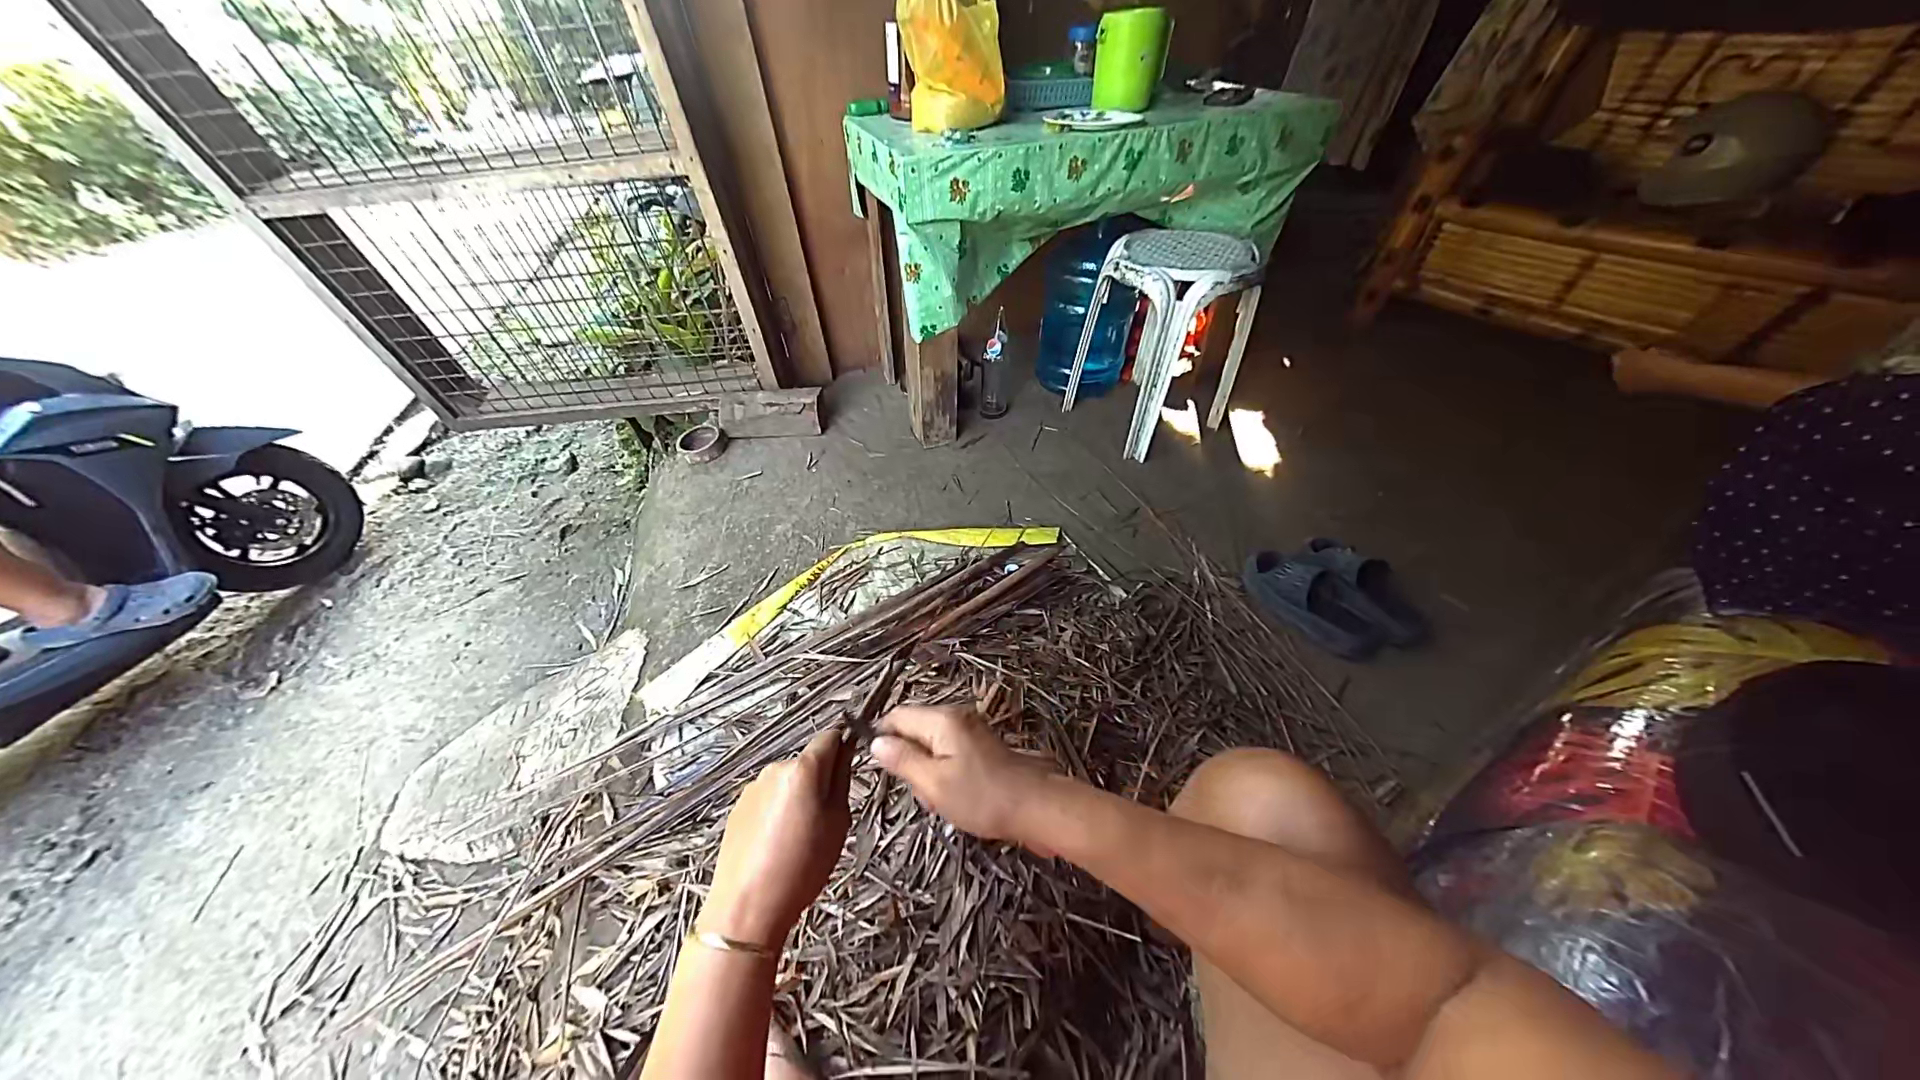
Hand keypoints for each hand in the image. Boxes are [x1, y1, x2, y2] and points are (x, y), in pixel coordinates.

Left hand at [699, 729, 851, 947]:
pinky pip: (769, 799)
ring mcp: (753, 789)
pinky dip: (778, 813)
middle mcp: (775, 770)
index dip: (844, 747)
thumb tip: (845, 755)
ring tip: (803, 837)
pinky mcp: (739, 808)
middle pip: (809, 761)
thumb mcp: (838, 823)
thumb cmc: (795, 871)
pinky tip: (781, 844)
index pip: (830, 737)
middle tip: (830, 816)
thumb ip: (842, 780)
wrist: (746, 907)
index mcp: (803, 769)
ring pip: (789, 782)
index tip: (851, 760)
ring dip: (799, 798)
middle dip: (821, 780)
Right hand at [869, 705, 1055, 845]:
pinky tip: (956, 800)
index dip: (882, 737)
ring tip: (942, 801)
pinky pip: (950, 758)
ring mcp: (971, 733)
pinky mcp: (982, 750)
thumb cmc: (982, 797)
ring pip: (931, 749)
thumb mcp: (933, 783)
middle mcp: (957, 719)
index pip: (898, 715)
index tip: (881, 767)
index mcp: (942, 720)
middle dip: (910, 762)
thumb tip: (877, 743)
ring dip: (928, 775)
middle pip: (915, 732)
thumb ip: (902, 760)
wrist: (1036, 808)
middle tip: (923, 793)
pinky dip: (945, 778)